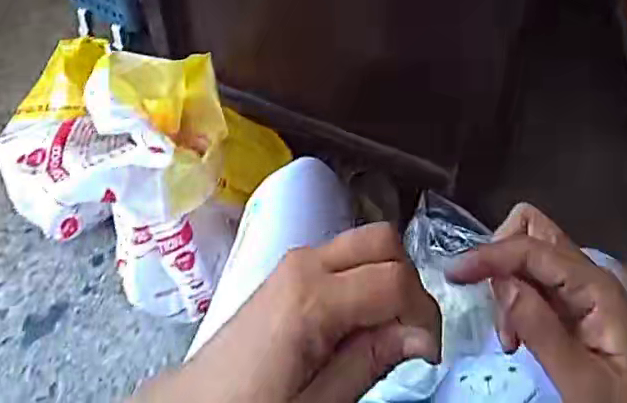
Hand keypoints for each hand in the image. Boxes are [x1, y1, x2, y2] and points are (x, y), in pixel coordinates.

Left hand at [133, 223, 442, 402]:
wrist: (199, 401)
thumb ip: (369, 361)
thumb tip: (420, 334)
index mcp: (312, 295)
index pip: (393, 278)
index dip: (423, 314)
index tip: (427, 355)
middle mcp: (306, 262)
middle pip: (383, 239)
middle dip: (409, 281)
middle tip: (412, 337)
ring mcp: (296, 259)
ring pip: (365, 241)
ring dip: (388, 276)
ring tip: (388, 332)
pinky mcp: (292, 267)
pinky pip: (344, 256)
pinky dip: (366, 276)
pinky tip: (360, 321)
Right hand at [447, 204, 626, 402]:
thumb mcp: (584, 387)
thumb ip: (542, 331)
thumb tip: (501, 282)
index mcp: (596, 287)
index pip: (531, 247)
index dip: (491, 254)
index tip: (455, 274)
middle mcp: (588, 275)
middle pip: (531, 229)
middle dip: (501, 257)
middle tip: (496, 307)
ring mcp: (579, 287)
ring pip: (525, 251)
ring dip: (505, 282)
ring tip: (510, 336)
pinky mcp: (570, 303)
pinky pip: (529, 278)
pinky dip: (513, 297)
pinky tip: (517, 335)